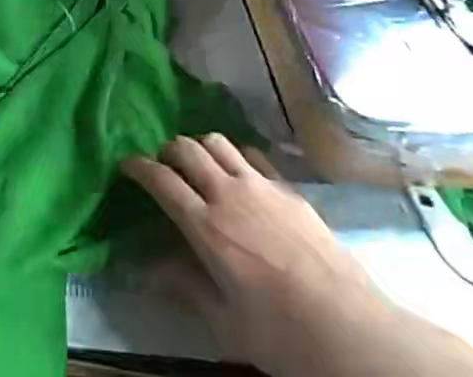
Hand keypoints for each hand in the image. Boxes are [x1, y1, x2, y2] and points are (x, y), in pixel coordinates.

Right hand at [122, 135, 472, 376]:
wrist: (346, 324)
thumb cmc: (278, 331)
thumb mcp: (222, 320)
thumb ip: (182, 286)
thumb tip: (140, 271)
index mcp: (205, 226)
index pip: (161, 180)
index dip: (138, 166)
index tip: (127, 165)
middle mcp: (228, 193)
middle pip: (187, 148)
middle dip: (168, 151)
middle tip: (163, 167)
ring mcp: (261, 185)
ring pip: (219, 141)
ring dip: (200, 146)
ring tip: (199, 166)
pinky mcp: (288, 188)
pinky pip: (252, 155)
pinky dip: (235, 156)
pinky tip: (239, 175)